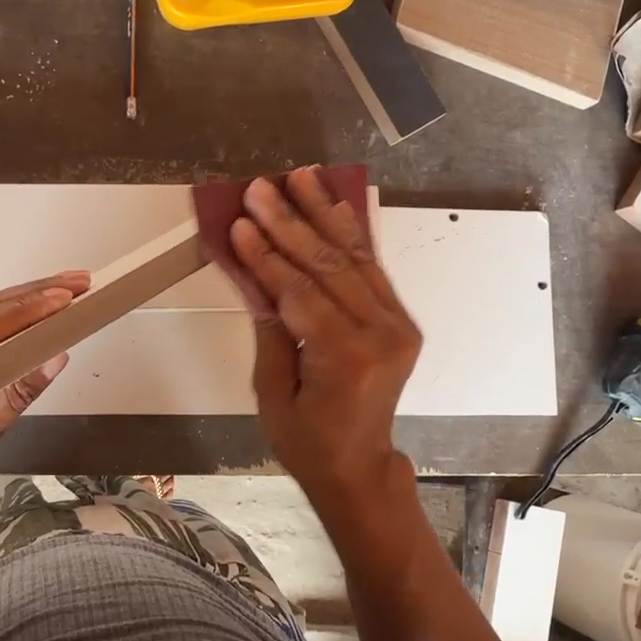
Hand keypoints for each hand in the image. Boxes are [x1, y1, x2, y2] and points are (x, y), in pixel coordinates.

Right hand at [228, 168, 421, 513]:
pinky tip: (335, 204)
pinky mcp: (401, 320)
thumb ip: (269, 329)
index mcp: (345, 358)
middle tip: (260, 187)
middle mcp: (380, 334)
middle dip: (290, 222)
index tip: (240, 221)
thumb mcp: (273, 391)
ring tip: (300, 176)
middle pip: (328, 265)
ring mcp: (397, 324)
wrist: (358, 464)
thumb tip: (252, 275)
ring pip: (355, 257)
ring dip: (324, 213)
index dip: (266, 254)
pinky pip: (373, 268)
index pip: (299, 291)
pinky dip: (353, 233)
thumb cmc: (307, 440)